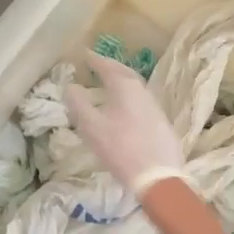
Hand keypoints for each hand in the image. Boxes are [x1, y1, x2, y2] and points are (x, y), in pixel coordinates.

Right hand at [65, 53, 187, 197]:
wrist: (159, 179)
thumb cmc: (120, 148)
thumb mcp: (91, 126)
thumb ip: (78, 103)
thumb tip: (70, 86)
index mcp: (125, 88)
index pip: (108, 66)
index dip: (94, 59)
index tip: (84, 54)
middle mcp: (143, 93)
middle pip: (125, 73)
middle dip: (110, 67)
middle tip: (97, 64)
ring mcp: (156, 109)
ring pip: (136, 88)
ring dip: (122, 82)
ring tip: (110, 84)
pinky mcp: (163, 125)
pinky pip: (143, 102)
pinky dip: (130, 97)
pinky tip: (126, 108)